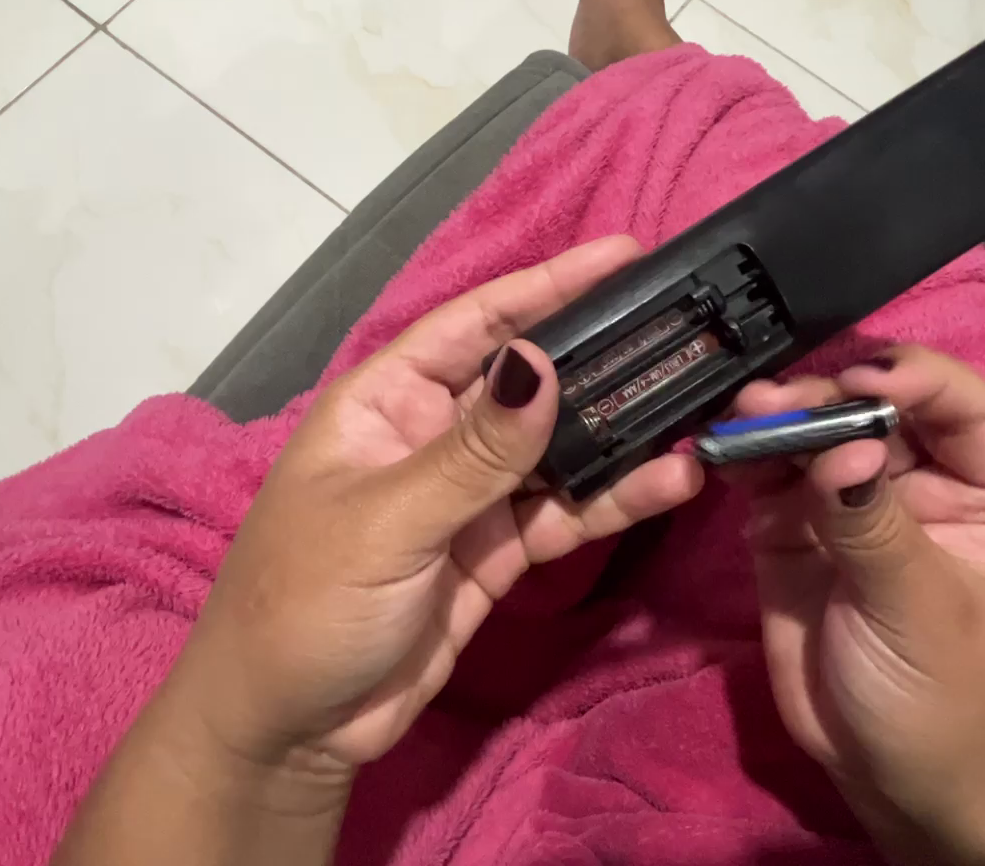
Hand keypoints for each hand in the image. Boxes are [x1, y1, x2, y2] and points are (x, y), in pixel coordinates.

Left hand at [172, 236, 703, 775]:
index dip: (545, 286)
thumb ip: (472, 452)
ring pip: (556, 448)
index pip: (474, 323)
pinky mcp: (498, 549)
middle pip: (527, 380)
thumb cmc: (304, 603)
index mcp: (387, 400)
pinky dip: (612, 498)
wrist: (292, 728)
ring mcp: (470, 493)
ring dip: (618, 432)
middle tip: (679, 327)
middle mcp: (434, 433)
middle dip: (598, 355)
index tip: (621, 256)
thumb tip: (538, 365)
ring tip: (692, 405)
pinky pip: (562, 512)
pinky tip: (668, 480)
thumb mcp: (387, 521)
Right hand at [737, 345, 984, 851]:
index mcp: (980, 496)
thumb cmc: (942, 698)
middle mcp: (911, 482)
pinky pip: (765, 475)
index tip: (863, 381)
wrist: (883, 767)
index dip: (921, 379)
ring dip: (775, 418)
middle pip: (872, 409)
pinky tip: (720, 453)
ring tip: (741, 416)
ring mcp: (844, 500)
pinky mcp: (789, 523)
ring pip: (811, 434)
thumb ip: (876, 528)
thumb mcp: (922, 615)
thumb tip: (845, 448)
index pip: (966, 410)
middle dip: (825, 396)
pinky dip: (742, 458)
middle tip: (773, 402)